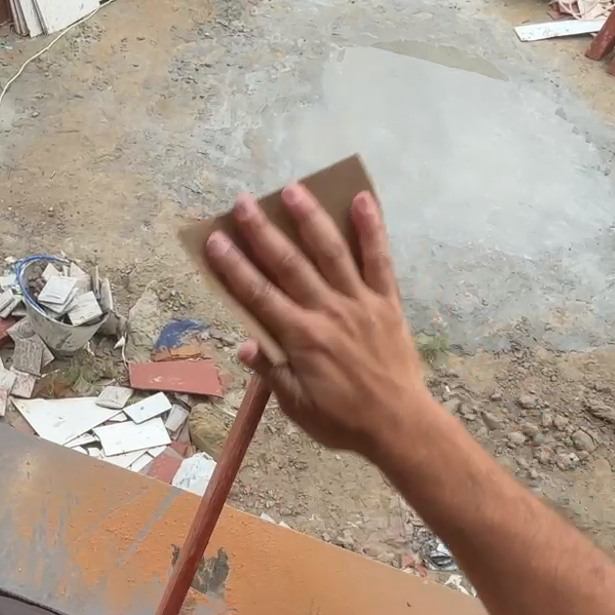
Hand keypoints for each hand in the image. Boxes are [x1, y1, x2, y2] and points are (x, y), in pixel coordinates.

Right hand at [204, 184, 440, 460]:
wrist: (399, 425)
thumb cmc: (342, 420)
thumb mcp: (297, 406)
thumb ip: (271, 372)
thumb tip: (245, 344)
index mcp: (300, 338)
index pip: (259, 295)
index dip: (234, 267)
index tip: (216, 240)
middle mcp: (327, 312)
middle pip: (289, 264)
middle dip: (262, 231)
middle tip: (243, 202)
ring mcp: (359, 302)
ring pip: (331, 252)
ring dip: (310, 219)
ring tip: (292, 189)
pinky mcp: (387, 302)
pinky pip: (379, 260)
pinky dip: (371, 229)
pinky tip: (362, 199)